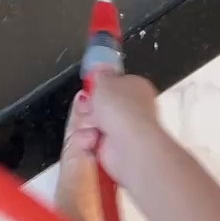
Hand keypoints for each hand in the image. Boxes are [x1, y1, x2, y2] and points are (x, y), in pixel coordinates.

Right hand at [82, 69, 170, 185]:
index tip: (89, 89)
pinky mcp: (111, 150)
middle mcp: (129, 110)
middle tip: (89, 109)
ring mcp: (120, 131)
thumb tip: (100, 69)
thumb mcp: (104, 79)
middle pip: (96, 104)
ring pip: (88, 123)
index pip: (110, 84)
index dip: (96, 87)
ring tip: (93, 127)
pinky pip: (88, 141)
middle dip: (87, 108)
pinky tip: (92, 140)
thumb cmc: (122, 107)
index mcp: (134, 88)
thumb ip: (99, 73)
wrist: (130, 144)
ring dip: (85, 124)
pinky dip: (86, 140)